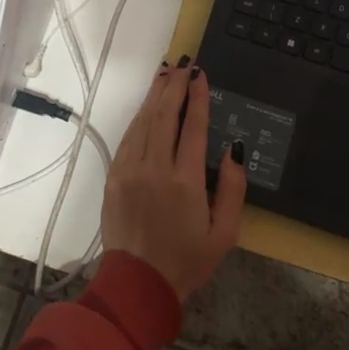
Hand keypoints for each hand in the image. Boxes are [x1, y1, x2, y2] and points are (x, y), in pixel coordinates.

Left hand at [101, 59, 247, 299]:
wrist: (137, 285)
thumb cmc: (187, 261)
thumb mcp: (225, 234)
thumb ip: (232, 188)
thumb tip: (234, 149)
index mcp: (185, 182)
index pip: (193, 127)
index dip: (198, 98)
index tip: (201, 75)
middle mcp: (155, 169)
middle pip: (164, 115)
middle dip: (175, 86)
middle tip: (184, 65)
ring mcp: (130, 171)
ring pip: (143, 122)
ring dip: (155, 96)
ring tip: (166, 75)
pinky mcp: (114, 177)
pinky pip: (128, 138)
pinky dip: (139, 117)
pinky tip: (148, 107)